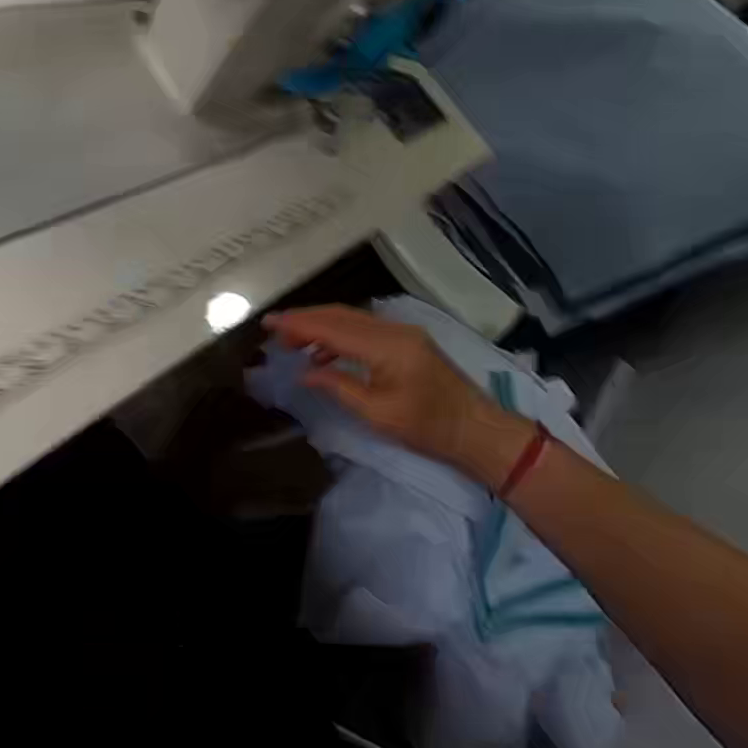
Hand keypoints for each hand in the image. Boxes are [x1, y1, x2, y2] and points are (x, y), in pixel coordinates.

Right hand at [261, 305, 534, 487]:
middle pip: (340, 316)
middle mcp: (394, 331)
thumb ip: (337, 386)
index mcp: (386, 347)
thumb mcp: (376, 412)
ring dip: (320, 326)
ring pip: (351, 319)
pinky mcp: (407, 342)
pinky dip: (338, 334)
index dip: (298, 324)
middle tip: (275, 331)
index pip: (332, 328)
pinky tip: (323, 353)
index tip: (268, 322)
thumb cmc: (427, 427)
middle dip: (304, 320)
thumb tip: (304, 372)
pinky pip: (364, 328)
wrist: (478, 431)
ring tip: (293, 343)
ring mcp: (403, 334)